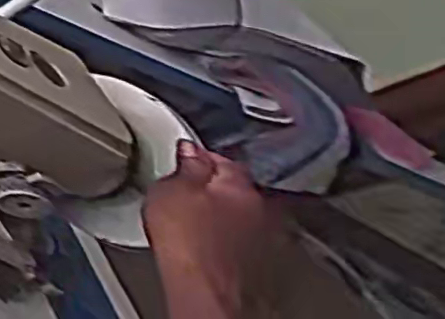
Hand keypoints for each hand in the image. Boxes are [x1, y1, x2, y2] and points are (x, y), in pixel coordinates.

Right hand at [144, 142, 282, 316]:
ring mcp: (272, 247)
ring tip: (198, 218)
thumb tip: (191, 152)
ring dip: (229, 216)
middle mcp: (267, 217)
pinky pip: (249, 244)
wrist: (207, 293)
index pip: (226, 161)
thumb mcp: (172, 189)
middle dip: (219, 189)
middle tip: (188, 188)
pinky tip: (212, 244)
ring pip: (248, 219)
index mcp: (244, 190)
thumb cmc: (188, 241)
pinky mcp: (268, 272)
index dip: (203, 156)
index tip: (186, 157)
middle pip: (241, 191)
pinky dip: (233, 240)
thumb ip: (187, 166)